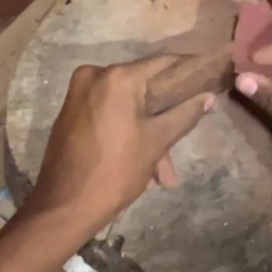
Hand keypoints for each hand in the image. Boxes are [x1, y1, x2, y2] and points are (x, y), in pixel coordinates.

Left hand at [20, 55, 214, 236]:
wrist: (63, 208)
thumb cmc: (114, 172)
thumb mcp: (156, 143)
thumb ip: (185, 114)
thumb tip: (207, 96)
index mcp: (116, 77)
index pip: (163, 62)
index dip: (189, 70)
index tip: (209, 79)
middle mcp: (94, 75)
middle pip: (144, 86)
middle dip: (166, 116)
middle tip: (184, 141)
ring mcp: (79, 93)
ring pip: (128, 105)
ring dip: (148, 134)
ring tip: (162, 174)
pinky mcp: (72, 111)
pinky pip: (110, 113)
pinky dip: (127, 132)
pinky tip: (143, 166)